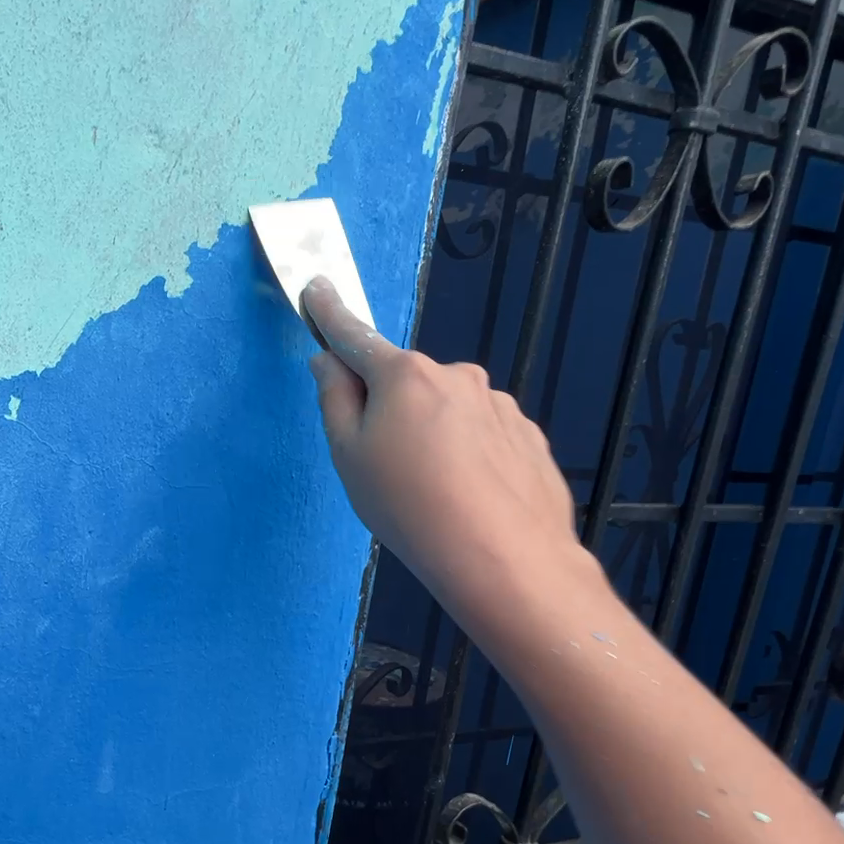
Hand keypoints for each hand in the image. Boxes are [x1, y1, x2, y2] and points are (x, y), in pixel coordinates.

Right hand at [301, 277, 591, 627]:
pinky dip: (466, 454)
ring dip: (430, 434)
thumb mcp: (348, 456)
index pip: (355, 337)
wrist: (504, 557)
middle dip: (387, 407)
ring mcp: (499, 404)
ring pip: (445, 410)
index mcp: (404, 375)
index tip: (315, 286)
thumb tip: (328, 362)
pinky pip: (480, 434)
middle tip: (382, 465)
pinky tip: (466, 495)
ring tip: (432, 491)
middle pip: (404, 381)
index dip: (329, 314)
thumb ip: (334, 400)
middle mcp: (456, 375)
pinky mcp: (528, 435)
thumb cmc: (406, 504)